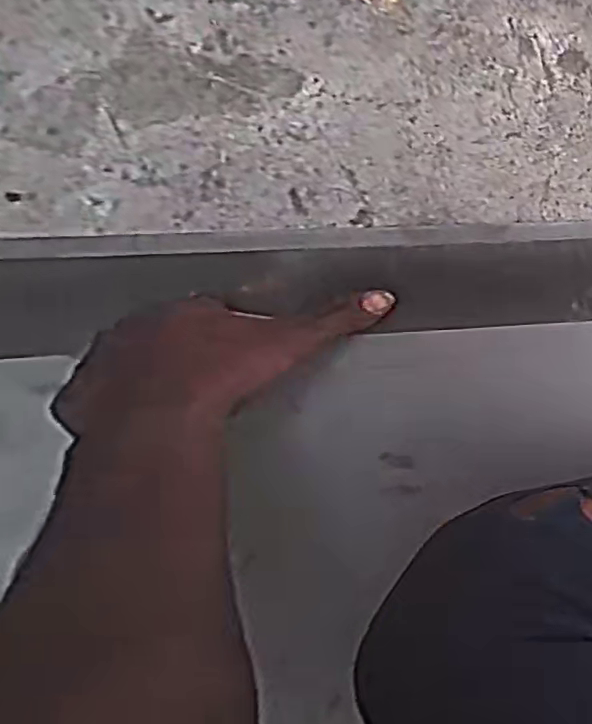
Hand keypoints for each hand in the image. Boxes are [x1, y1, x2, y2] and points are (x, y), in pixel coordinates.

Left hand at [53, 291, 396, 439]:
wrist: (158, 424)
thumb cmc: (220, 377)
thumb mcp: (298, 341)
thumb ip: (338, 318)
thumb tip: (377, 299)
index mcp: (184, 311)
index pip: (214, 306)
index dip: (236, 320)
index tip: (250, 336)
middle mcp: (135, 331)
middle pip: (170, 330)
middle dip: (193, 343)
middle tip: (224, 363)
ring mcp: (103, 365)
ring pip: (133, 360)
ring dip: (156, 370)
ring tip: (191, 389)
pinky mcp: (82, 401)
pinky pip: (102, 395)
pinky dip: (124, 401)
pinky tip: (152, 412)